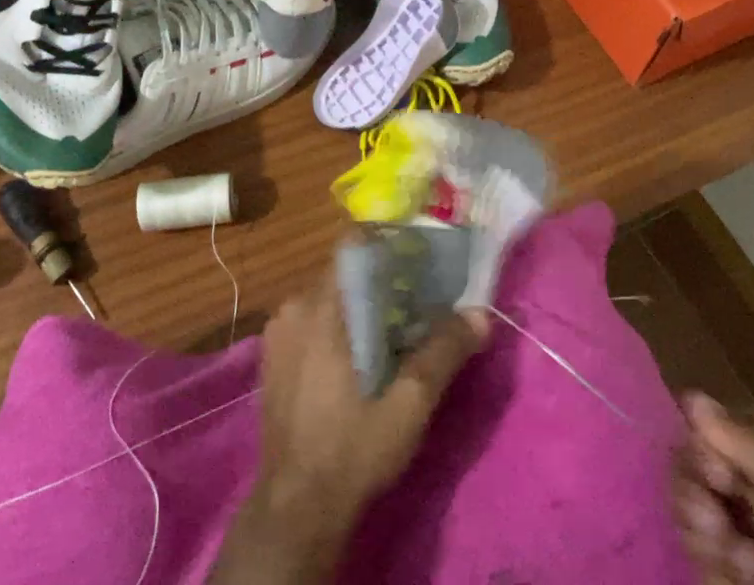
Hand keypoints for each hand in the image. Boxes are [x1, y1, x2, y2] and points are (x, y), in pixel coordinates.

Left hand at [211, 267, 487, 583]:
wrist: (296, 508)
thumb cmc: (352, 450)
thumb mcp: (409, 404)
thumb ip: (443, 352)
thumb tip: (479, 314)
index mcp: (320, 308)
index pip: (354, 245)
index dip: (391, 245)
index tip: (424, 261)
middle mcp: (292, 309)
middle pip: (345, 273)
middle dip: (385, 281)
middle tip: (424, 302)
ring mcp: (278, 334)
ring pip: (330, 299)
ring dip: (364, 307)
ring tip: (401, 333)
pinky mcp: (274, 359)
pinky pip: (313, 323)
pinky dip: (342, 328)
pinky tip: (365, 360)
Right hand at [675, 396, 753, 584]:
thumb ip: (749, 439)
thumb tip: (692, 395)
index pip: (728, 427)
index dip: (707, 443)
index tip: (716, 473)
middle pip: (703, 470)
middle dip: (698, 494)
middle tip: (716, 524)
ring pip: (697, 516)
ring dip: (706, 537)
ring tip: (747, 567)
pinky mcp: (750, 579)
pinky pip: (707, 561)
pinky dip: (716, 572)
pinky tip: (743, 582)